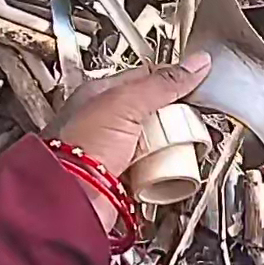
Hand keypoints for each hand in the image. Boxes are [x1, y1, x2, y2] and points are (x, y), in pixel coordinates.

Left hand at [48, 52, 212, 175]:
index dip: (170, 79)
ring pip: (153, 142)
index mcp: (99, 95)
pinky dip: (163, 170)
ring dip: (169, 145)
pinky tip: (168, 169)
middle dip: (172, 117)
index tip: (194, 83)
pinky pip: (151, 170)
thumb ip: (162, 84)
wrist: (68, 199)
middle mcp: (105, 123)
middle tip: (189, 118)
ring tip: (181, 145)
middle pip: (151, 112)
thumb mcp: (125, 104)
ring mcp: (113, 151)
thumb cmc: (77, 147)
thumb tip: (195, 65)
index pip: (143, 77)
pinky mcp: (122, 179)